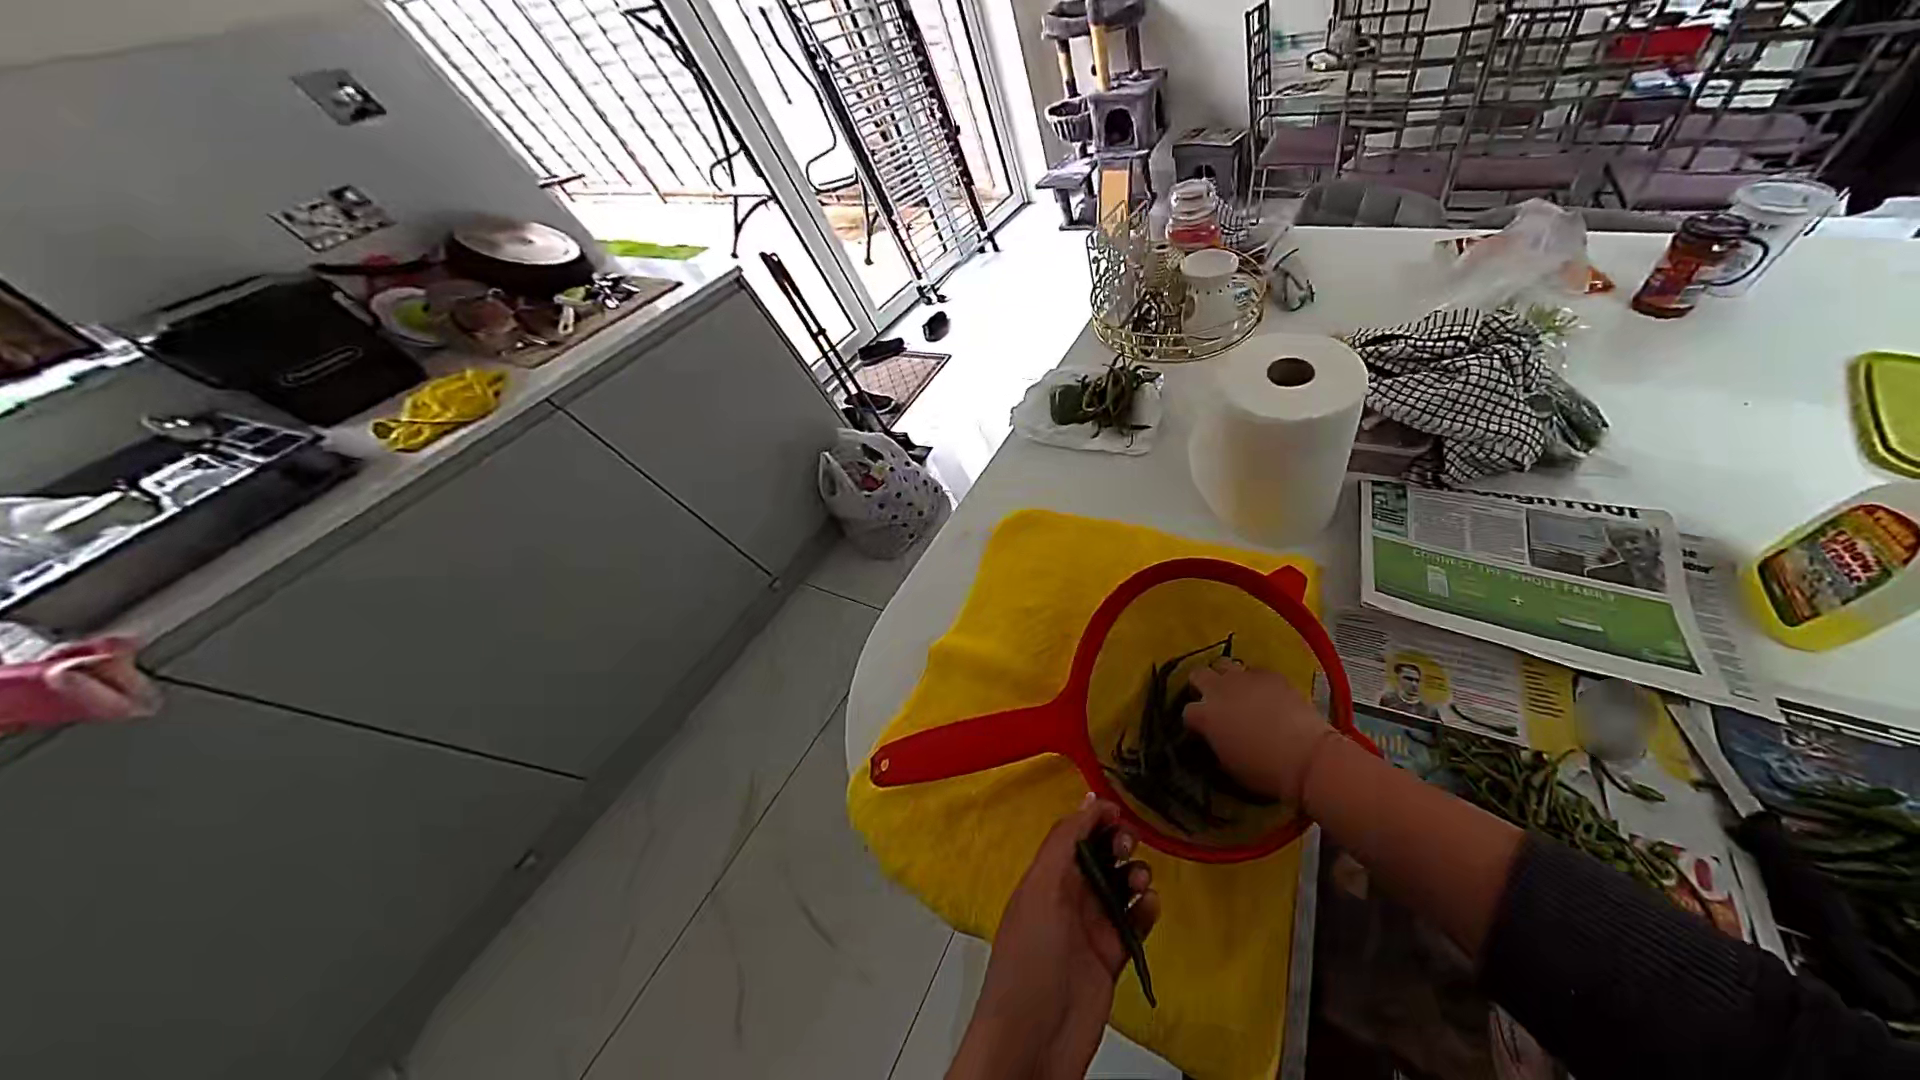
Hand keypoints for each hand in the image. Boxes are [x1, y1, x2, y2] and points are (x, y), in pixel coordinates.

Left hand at [948, 797, 1159, 1079]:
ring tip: (1141, 881)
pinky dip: (1146, 912)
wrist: (1034, 1040)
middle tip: (1129, 846)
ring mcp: (1089, 929)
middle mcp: (1067, 899)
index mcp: (1044, 878)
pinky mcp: (1110, 958)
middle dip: (1118, 845)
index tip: (1119, 810)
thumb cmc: (1029, 961)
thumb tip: (1086, 803)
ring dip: (1135, 877)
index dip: (1094, 819)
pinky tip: (1151, 906)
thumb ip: (1063, 844)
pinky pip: (1134, 925)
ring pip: (1120, 889)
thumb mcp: (1041, 891)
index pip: (1072, 836)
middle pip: (1099, 859)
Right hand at [1182, 659, 1332, 803]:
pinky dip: (1257, 681)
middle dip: (1203, 685)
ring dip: (1227, 677)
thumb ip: (1215, 742)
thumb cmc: (1264, 771)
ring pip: (1224, 664)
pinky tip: (1266, 693)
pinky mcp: (1271, 675)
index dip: (1195, 720)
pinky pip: (1256, 671)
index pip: (1187, 711)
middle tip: (1215, 701)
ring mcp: (1244, 678)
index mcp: (1204, 715)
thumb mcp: (1228, 764)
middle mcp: (1218, 690)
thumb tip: (1216, 737)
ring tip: (1237, 691)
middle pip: (1198, 675)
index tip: (1203, 729)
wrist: (1307, 758)